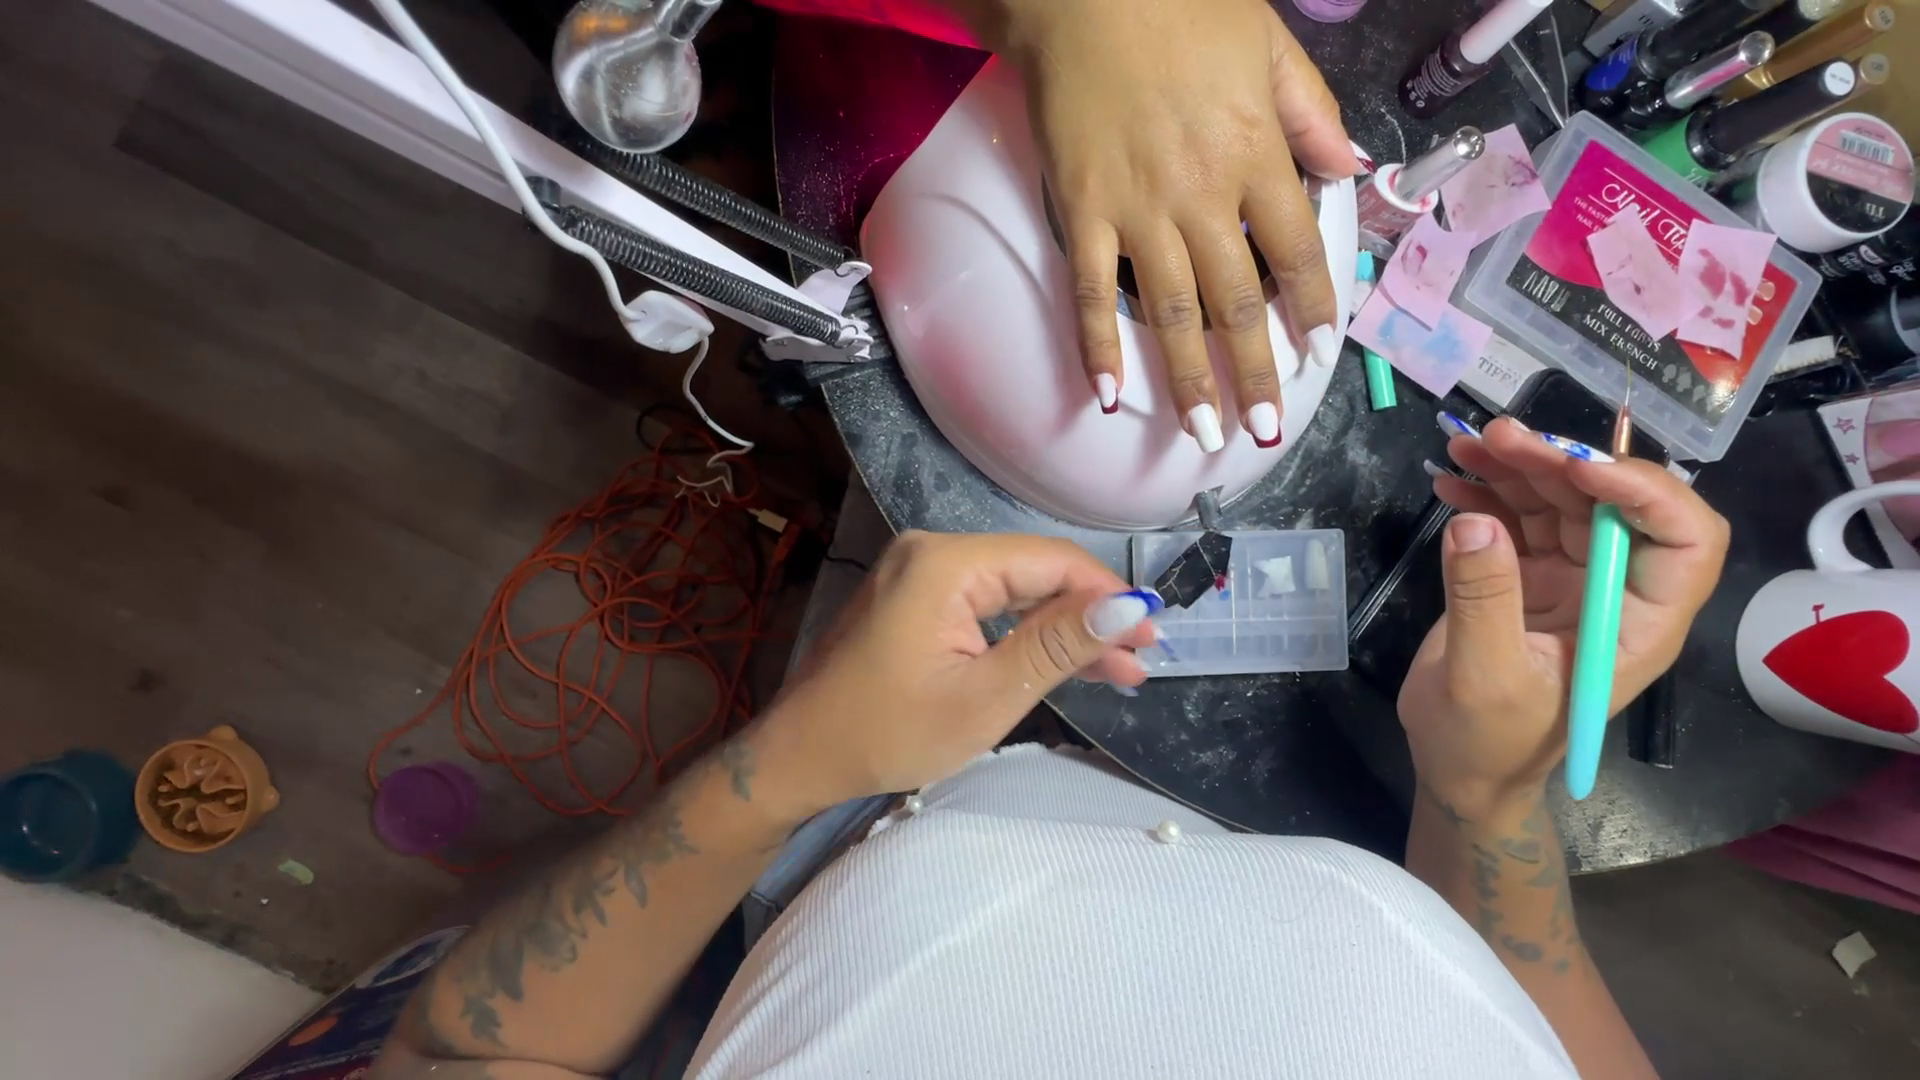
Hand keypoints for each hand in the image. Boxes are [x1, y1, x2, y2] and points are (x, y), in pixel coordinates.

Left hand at [756, 532, 1157, 813]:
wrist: (799, 758)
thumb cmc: (887, 735)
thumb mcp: (984, 698)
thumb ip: (1057, 644)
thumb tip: (1129, 605)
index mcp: (944, 563)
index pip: (1049, 560)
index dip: (1107, 594)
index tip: (1153, 634)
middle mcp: (931, 551)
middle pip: (1033, 573)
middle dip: (1090, 617)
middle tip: (1139, 662)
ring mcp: (919, 573)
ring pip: (1012, 591)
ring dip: (1061, 629)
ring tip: (1116, 671)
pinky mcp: (914, 598)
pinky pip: (983, 606)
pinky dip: (1021, 634)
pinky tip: (1062, 660)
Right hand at [992, 0, 1356, 449]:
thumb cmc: (1180, 10)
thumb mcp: (1268, 45)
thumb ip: (1309, 113)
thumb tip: (1351, 169)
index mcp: (1255, 156)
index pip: (1297, 250)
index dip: (1310, 308)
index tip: (1317, 355)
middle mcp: (1203, 199)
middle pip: (1237, 303)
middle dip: (1255, 372)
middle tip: (1262, 428)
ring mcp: (1138, 214)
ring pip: (1173, 314)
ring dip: (1190, 380)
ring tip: (1205, 434)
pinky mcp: (1083, 217)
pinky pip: (1090, 293)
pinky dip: (1096, 346)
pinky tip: (1104, 394)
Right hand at [1397, 417, 1729, 809]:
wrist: (1459, 768)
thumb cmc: (1484, 739)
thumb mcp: (1482, 676)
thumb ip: (1483, 600)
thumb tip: (1472, 521)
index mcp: (1635, 624)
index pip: (1682, 541)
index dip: (1644, 492)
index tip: (1571, 465)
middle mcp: (1613, 593)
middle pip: (1608, 506)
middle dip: (1557, 464)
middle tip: (1493, 436)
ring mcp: (1566, 583)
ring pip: (1558, 504)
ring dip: (1514, 468)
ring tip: (1462, 445)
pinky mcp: (1521, 580)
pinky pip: (1511, 522)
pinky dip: (1482, 495)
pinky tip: (1449, 480)